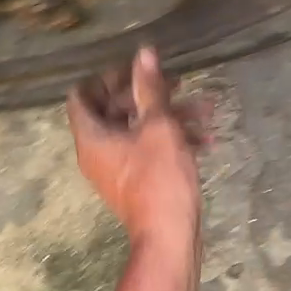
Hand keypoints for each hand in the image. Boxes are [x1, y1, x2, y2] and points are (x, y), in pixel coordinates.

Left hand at [66, 47, 207, 245]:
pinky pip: (148, 153)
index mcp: (91, 137)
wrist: (168, 237)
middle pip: (115, 110)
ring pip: (139, 131)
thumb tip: (144, 53)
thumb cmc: (159, 179)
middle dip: (150, 94)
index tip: (136, 70)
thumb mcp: (158, 127)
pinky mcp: (136, 184)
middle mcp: (96, 153)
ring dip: (171, 117)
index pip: (83, 95)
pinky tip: (206, 141)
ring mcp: (116, 171)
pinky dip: (171, 142)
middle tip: (179, 82)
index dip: (108, 76)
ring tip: (207, 111)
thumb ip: (150, 88)